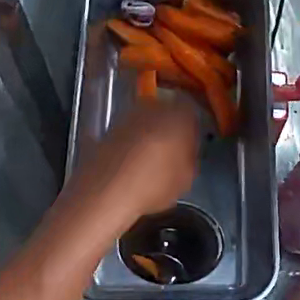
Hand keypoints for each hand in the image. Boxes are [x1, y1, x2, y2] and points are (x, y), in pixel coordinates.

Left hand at [68, 97, 200, 217]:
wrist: (106, 191)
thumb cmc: (155, 182)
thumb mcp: (187, 177)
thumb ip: (190, 158)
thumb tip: (187, 154)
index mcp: (179, 114)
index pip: (192, 111)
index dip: (193, 128)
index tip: (193, 144)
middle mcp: (153, 108)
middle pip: (167, 113)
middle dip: (171, 130)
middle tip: (174, 154)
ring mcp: (127, 117)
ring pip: (146, 124)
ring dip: (150, 138)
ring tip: (152, 164)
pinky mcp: (107, 130)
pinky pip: (129, 135)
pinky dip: (132, 147)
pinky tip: (133, 168)